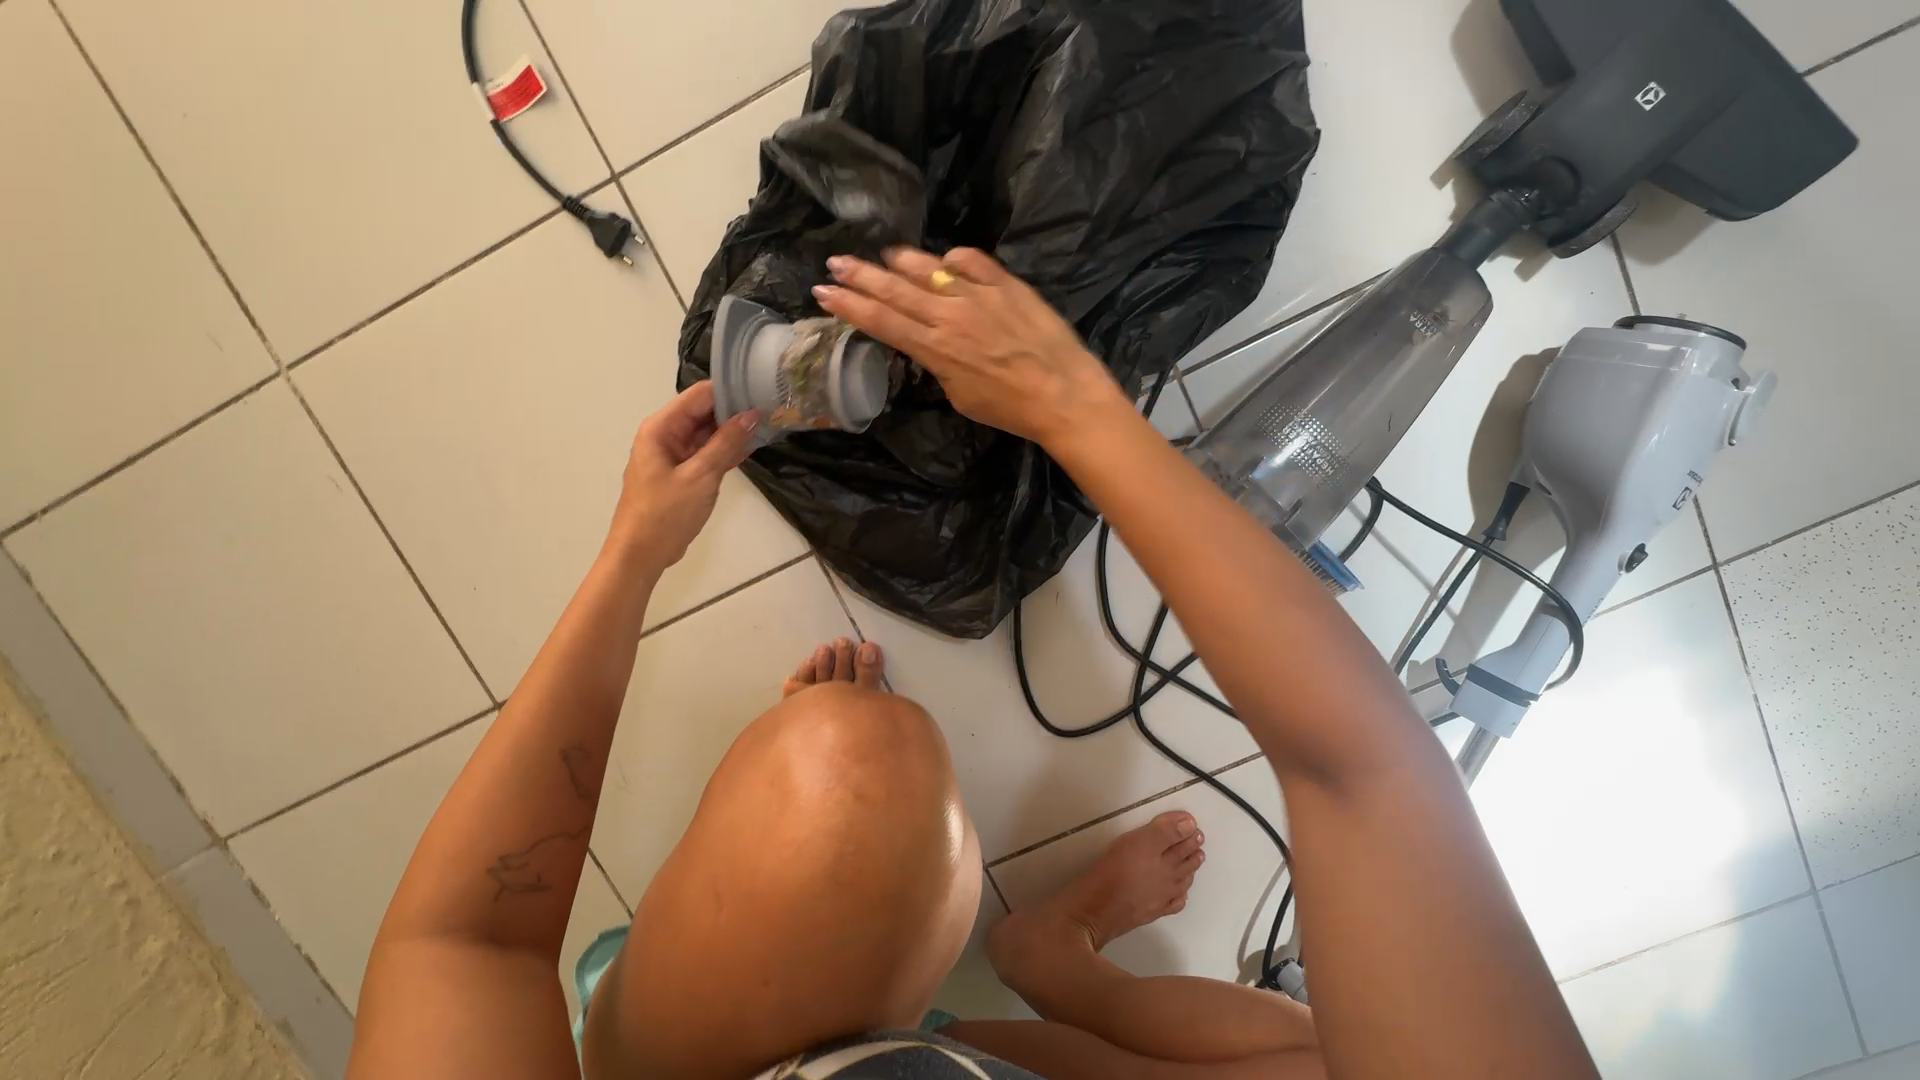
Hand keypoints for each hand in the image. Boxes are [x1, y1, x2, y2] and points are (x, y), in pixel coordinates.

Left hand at [609, 382, 758, 568]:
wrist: (640, 555)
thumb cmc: (665, 513)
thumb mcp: (701, 476)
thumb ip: (727, 443)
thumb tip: (752, 414)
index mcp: (661, 428)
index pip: (699, 395)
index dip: (730, 390)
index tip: (761, 390)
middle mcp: (665, 435)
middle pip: (704, 412)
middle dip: (735, 410)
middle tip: (772, 407)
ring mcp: (673, 455)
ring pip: (707, 433)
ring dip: (733, 431)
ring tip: (769, 424)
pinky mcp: (682, 474)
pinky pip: (706, 453)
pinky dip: (726, 451)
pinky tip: (751, 448)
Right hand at [812, 247, 1130, 446]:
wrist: (1064, 395)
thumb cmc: (1011, 410)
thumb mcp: (960, 397)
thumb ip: (938, 365)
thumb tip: (928, 344)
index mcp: (935, 349)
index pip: (881, 322)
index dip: (849, 306)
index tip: (823, 292)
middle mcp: (950, 315)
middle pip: (895, 290)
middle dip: (860, 276)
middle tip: (834, 261)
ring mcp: (979, 295)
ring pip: (929, 269)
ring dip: (900, 261)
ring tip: (881, 255)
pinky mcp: (1007, 285)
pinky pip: (972, 261)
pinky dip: (953, 258)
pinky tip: (944, 258)